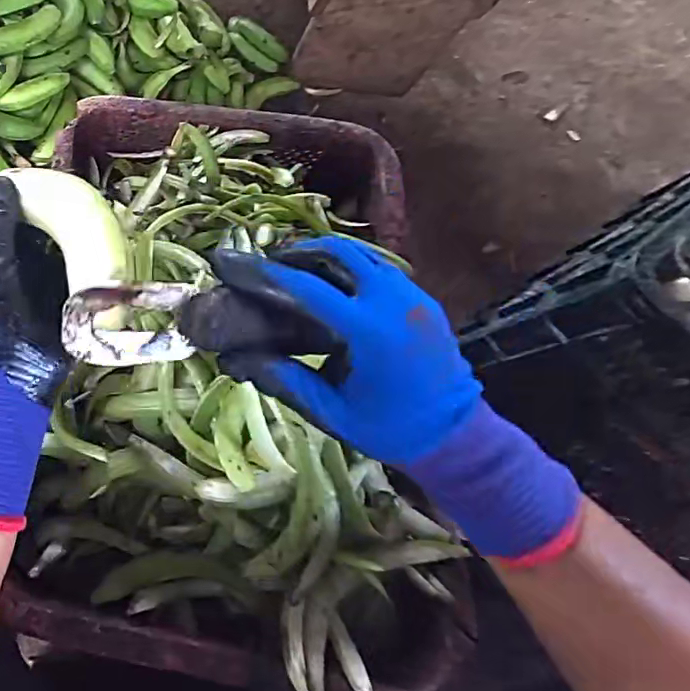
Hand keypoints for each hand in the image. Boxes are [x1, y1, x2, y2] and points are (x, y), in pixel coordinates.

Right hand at [182, 237, 583, 563]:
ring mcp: (412, 296)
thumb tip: (234, 361)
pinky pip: (377, 268)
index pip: (304, 287)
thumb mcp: (331, 411)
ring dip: (323, 256)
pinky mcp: (421, 299)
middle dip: (296, 252)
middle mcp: (393, 302)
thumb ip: (285, 380)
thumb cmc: (390, 430)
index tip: (229, 262)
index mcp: (369, 331)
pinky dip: (347, 268)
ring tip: (294, 272)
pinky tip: (331, 288)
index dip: (260, 273)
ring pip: (360, 255)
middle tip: (268, 265)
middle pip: (336, 252)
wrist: (460, 438)